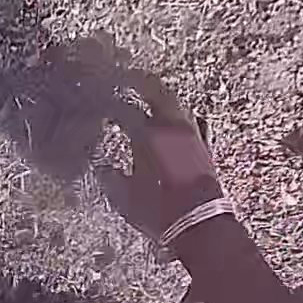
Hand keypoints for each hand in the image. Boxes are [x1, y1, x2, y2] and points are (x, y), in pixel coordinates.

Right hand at [95, 72, 222, 238]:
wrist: (200, 224)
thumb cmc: (160, 211)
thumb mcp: (125, 196)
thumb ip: (110, 175)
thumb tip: (101, 165)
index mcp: (148, 135)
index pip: (122, 109)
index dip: (108, 104)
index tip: (99, 103)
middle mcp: (171, 127)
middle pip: (155, 89)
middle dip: (137, 81)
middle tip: (124, 79)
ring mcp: (191, 133)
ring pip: (174, 101)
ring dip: (158, 94)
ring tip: (145, 95)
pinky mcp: (204, 145)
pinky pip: (189, 118)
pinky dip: (175, 113)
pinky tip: (171, 119)